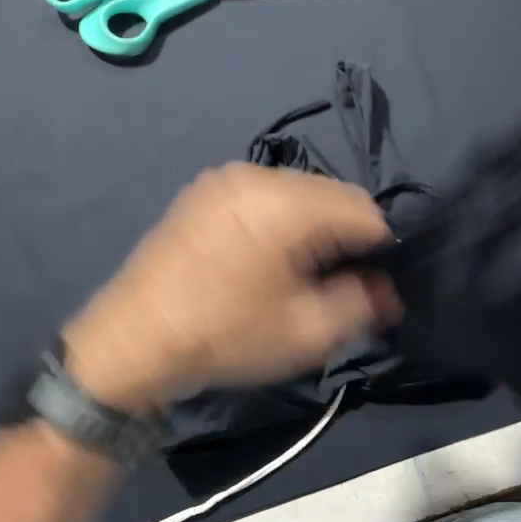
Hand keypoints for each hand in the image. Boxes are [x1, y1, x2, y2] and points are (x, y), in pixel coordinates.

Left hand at [61, 163, 397, 413]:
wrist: (131, 344)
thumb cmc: (225, 336)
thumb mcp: (309, 332)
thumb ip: (364, 303)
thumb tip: (389, 290)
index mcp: (286, 204)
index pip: (365, 209)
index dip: (382, 249)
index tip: (376, 287)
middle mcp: (257, 177)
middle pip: (334, 196)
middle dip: (348, 238)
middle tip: (342, 286)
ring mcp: (225, 181)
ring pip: (301, 196)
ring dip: (317, 231)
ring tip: (304, 277)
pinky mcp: (204, 195)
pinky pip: (267, 199)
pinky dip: (285, 225)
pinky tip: (273, 263)